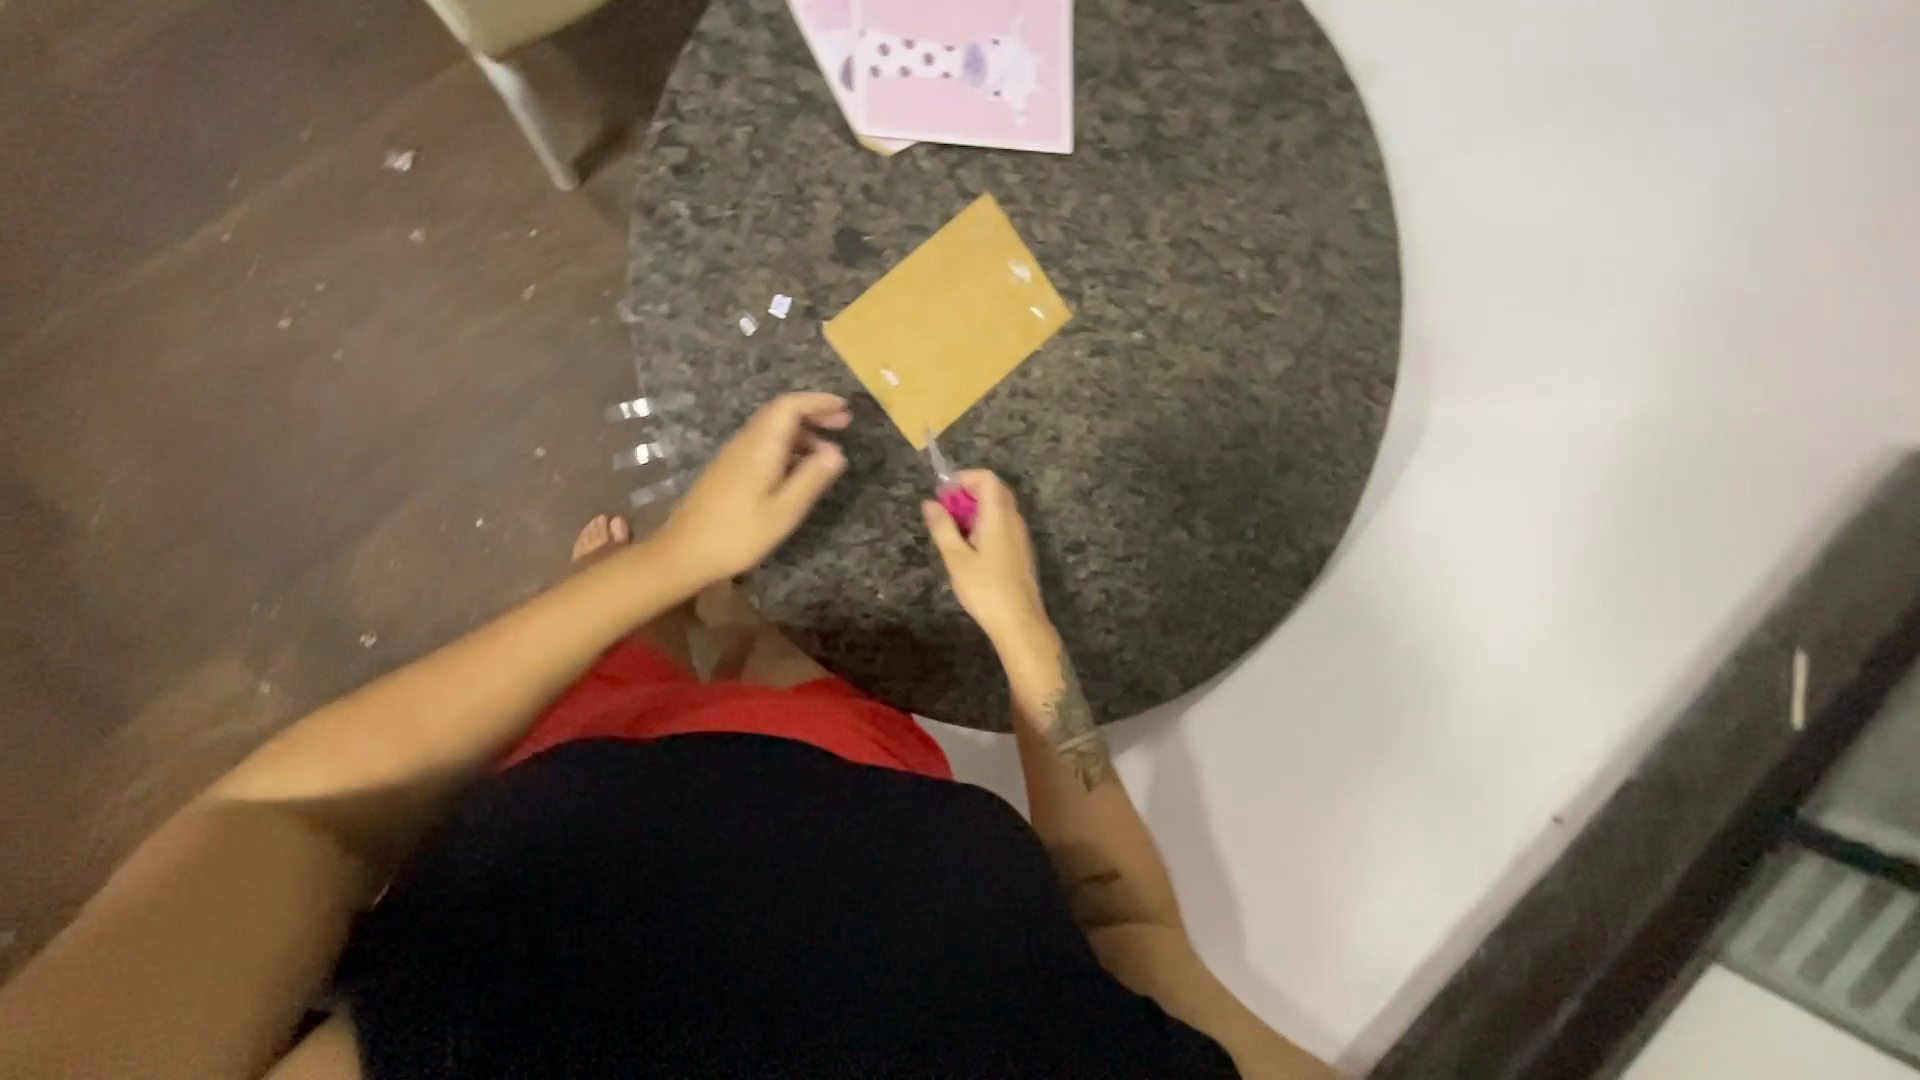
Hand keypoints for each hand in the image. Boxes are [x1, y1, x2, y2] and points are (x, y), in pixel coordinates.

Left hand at [657, 392, 849, 584]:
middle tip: (843, 424)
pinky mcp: (728, 470)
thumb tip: (837, 452)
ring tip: (827, 452)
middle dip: (813, 413)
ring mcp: (733, 456)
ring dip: (801, 432)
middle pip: (780, 413)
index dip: (818, 402)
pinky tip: (798, 469)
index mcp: (760, 447)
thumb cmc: (739, 534)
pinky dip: (787, 447)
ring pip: (771, 429)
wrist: (684, 552)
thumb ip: (812, 478)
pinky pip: (762, 445)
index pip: (790, 406)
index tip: (845, 408)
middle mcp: (745, 443)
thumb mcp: (785, 510)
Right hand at [923, 470, 1051, 646]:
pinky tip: (970, 549)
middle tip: (945, 512)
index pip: (988, 479)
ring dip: (976, 511)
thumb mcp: (956, 558)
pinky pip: (1003, 526)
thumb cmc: (985, 589)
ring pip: (1000, 509)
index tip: (944, 494)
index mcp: (999, 516)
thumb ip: (942, 527)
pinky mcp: (1021, 552)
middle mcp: (1014, 521)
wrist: (1019, 622)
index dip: (965, 478)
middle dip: (968, 494)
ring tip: (953, 532)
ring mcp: (1020, 537)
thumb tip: (929, 502)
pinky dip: (985, 525)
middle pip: (995, 491)